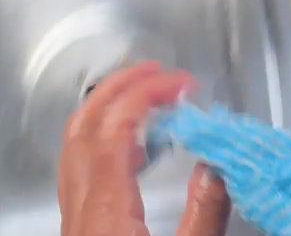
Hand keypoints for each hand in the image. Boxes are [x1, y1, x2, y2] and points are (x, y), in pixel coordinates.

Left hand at [58, 61, 231, 235]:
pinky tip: (134, 148)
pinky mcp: (78, 228)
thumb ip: (203, 213)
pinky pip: (80, 165)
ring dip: (108, 107)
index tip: (182, 83)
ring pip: (76, 143)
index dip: (148, 92)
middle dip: (120, 86)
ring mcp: (74, 217)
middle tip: (156, 71)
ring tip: (145, 97)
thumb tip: (217, 163)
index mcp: (105, 208)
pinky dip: (104, 136)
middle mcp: (81, 206)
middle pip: (85, 125)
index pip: (116, 128)